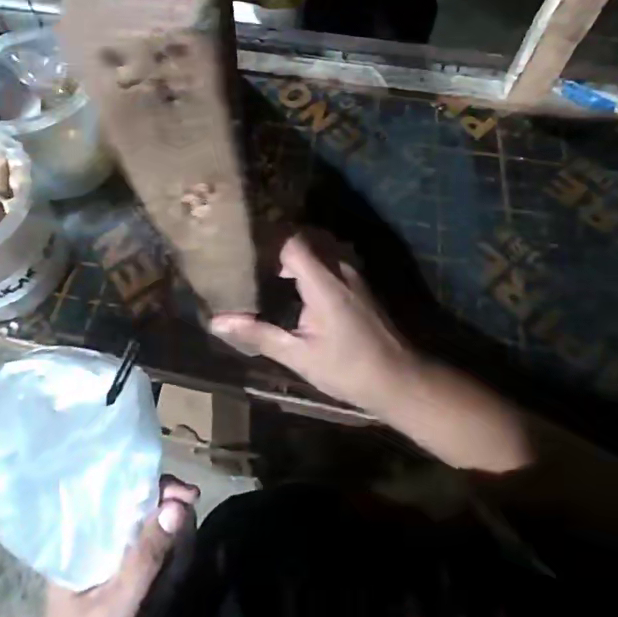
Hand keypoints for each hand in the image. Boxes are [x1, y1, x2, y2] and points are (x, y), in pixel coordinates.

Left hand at [34, 477, 198, 616]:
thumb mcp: (116, 603)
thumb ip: (144, 558)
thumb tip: (176, 506)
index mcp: (74, 537)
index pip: (114, 492)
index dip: (151, 485)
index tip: (184, 491)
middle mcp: (81, 538)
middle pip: (123, 501)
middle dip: (159, 496)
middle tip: (193, 499)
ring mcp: (92, 555)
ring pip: (128, 519)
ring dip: (158, 511)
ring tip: (187, 509)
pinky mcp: (102, 571)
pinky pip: (128, 539)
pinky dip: (151, 532)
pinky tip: (168, 532)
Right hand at [210, 232, 422, 417]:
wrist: (400, 379)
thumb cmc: (348, 370)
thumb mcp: (299, 356)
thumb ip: (260, 334)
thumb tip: (217, 322)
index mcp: (324, 282)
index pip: (293, 241)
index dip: (268, 240)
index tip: (245, 248)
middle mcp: (341, 269)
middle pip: (308, 237)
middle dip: (280, 242)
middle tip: (253, 257)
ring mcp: (354, 274)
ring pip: (323, 245)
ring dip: (298, 250)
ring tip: (270, 267)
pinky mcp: (361, 283)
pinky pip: (333, 257)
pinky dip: (313, 260)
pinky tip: (297, 282)